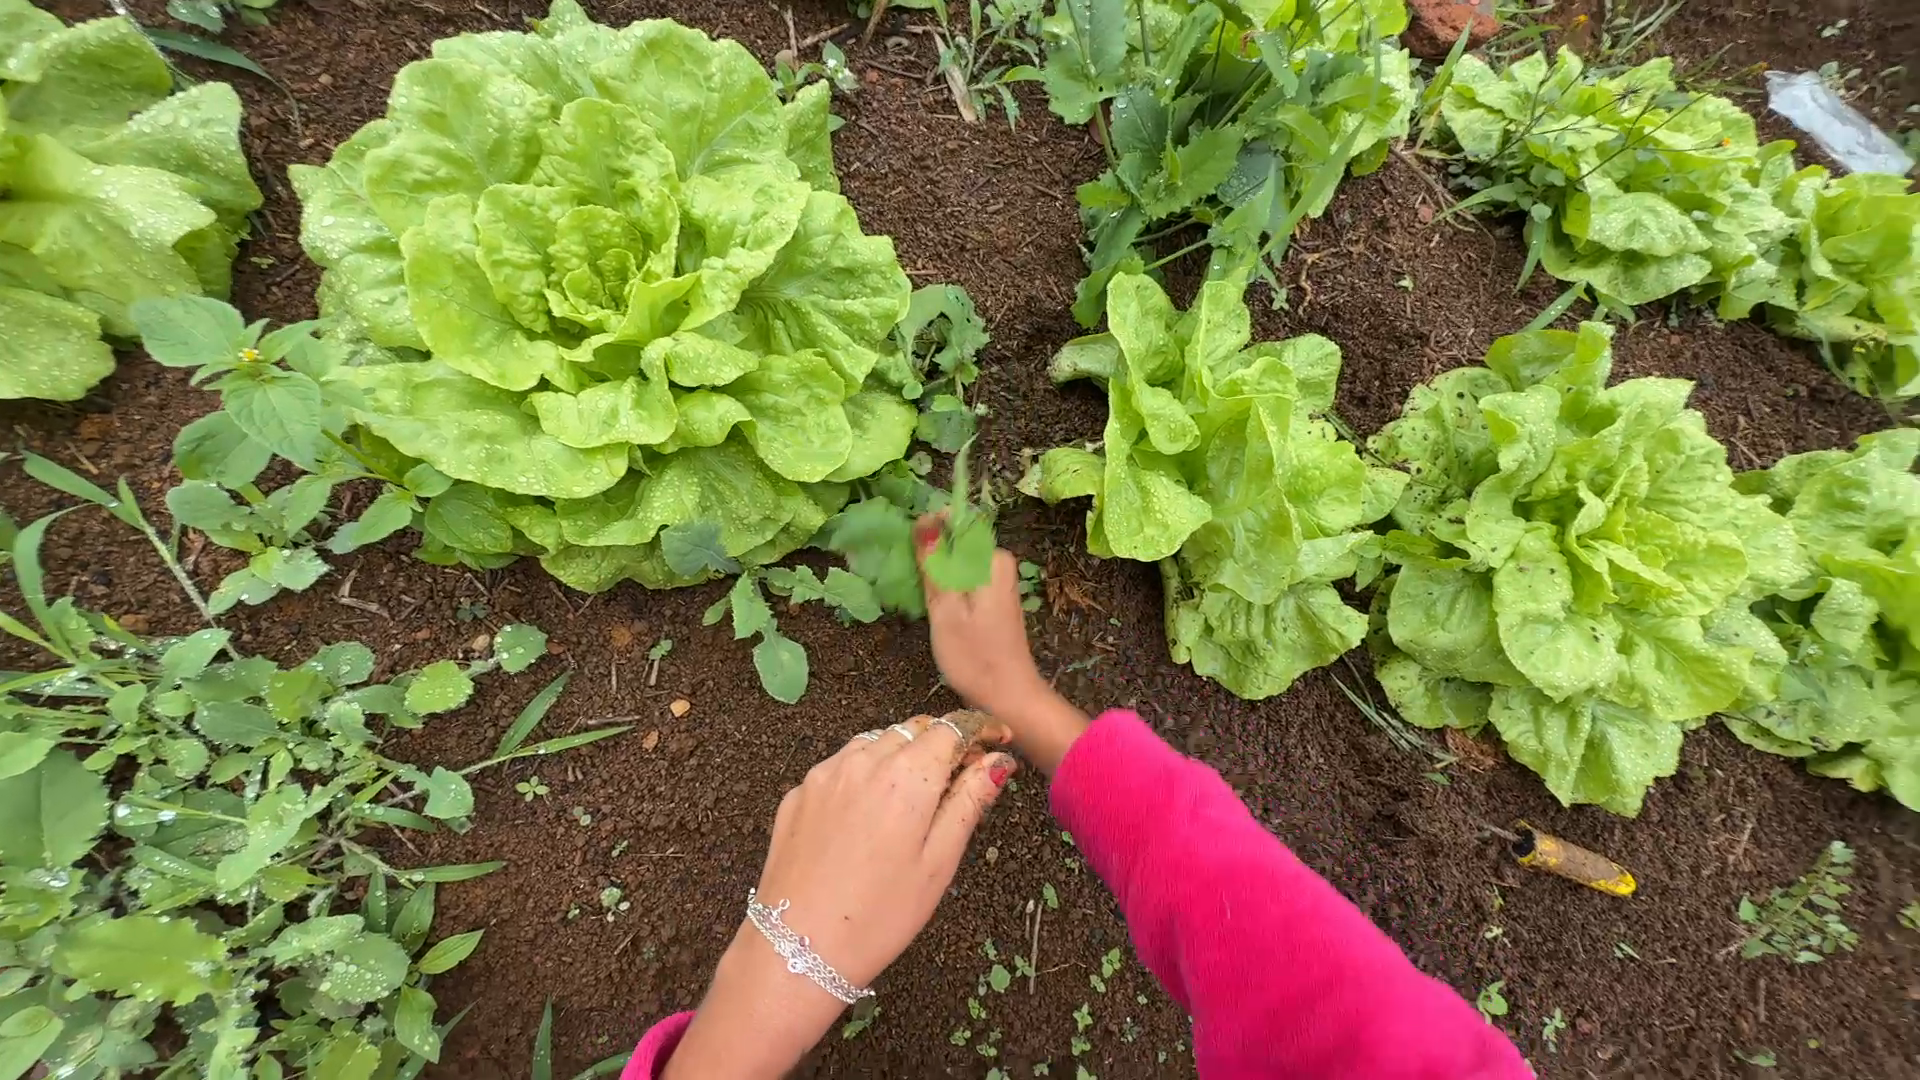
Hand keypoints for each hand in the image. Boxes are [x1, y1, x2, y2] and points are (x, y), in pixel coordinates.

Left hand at [663, 714, 1015, 1079]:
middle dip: (943, 740)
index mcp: (907, 775)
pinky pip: (841, 764)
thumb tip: (998, 761)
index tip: (997, 740)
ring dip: (902, 752)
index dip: (980, 729)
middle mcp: (865, 760)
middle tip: (960, 773)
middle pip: (914, 729)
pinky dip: (864, 771)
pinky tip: (867, 810)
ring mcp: (826, 772)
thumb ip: (970, 801)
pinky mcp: (799, 791)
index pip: (953, 727)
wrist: (795, 950)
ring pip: (876, 740)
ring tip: (913, 793)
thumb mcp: (939, 862)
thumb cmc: (880, 914)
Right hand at [916, 517, 1089, 772]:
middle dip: (931, 554)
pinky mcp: (993, 598)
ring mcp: (998, 581)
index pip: (957, 523)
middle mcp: (1000, 564)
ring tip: (916, 593)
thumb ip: (934, 563)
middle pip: (956, 543)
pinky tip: (933, 607)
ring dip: (936, 572)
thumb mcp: (945, 609)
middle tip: (909, 580)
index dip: (929, 530)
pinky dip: (946, 587)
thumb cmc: (974, 657)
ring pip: (958, 562)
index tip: (908, 550)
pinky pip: (964, 578)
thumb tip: (924, 520)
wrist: (1009, 697)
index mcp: (992, 559)